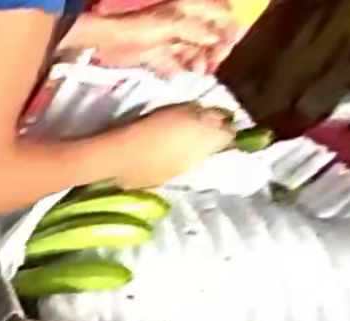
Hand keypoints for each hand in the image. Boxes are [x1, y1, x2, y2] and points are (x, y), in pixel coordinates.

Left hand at [66, 0, 240, 74]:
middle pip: (208, 37)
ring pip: (190, 53)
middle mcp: (186, 23)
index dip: (229, 31)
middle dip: (213, 51)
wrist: (110, 40)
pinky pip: (170, 66)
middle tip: (211, 68)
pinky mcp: (155, 57)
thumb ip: (197, 31)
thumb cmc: (143, 26)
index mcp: (195, 8)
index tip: (227, 50)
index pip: (222, 16)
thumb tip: (217, 40)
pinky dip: (176, 72)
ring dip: (196, 63)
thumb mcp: (175, 25)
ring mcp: (170, 41)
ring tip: (198, 75)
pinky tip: (179, 78)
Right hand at [110, 103, 234, 187]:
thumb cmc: (154, 126)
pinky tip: (154, 157)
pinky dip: (166, 164)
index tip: (213, 121)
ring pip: (189, 162)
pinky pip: (170, 171)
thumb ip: (207, 115)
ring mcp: (178, 175)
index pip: (231, 134)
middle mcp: (199, 161)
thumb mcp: (187, 108)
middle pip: (209, 151)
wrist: (119, 156)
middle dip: (203, 142)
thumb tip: (218, 119)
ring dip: (184, 154)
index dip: (223, 127)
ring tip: (168, 146)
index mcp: (211, 141)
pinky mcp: (158, 184)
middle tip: (189, 132)